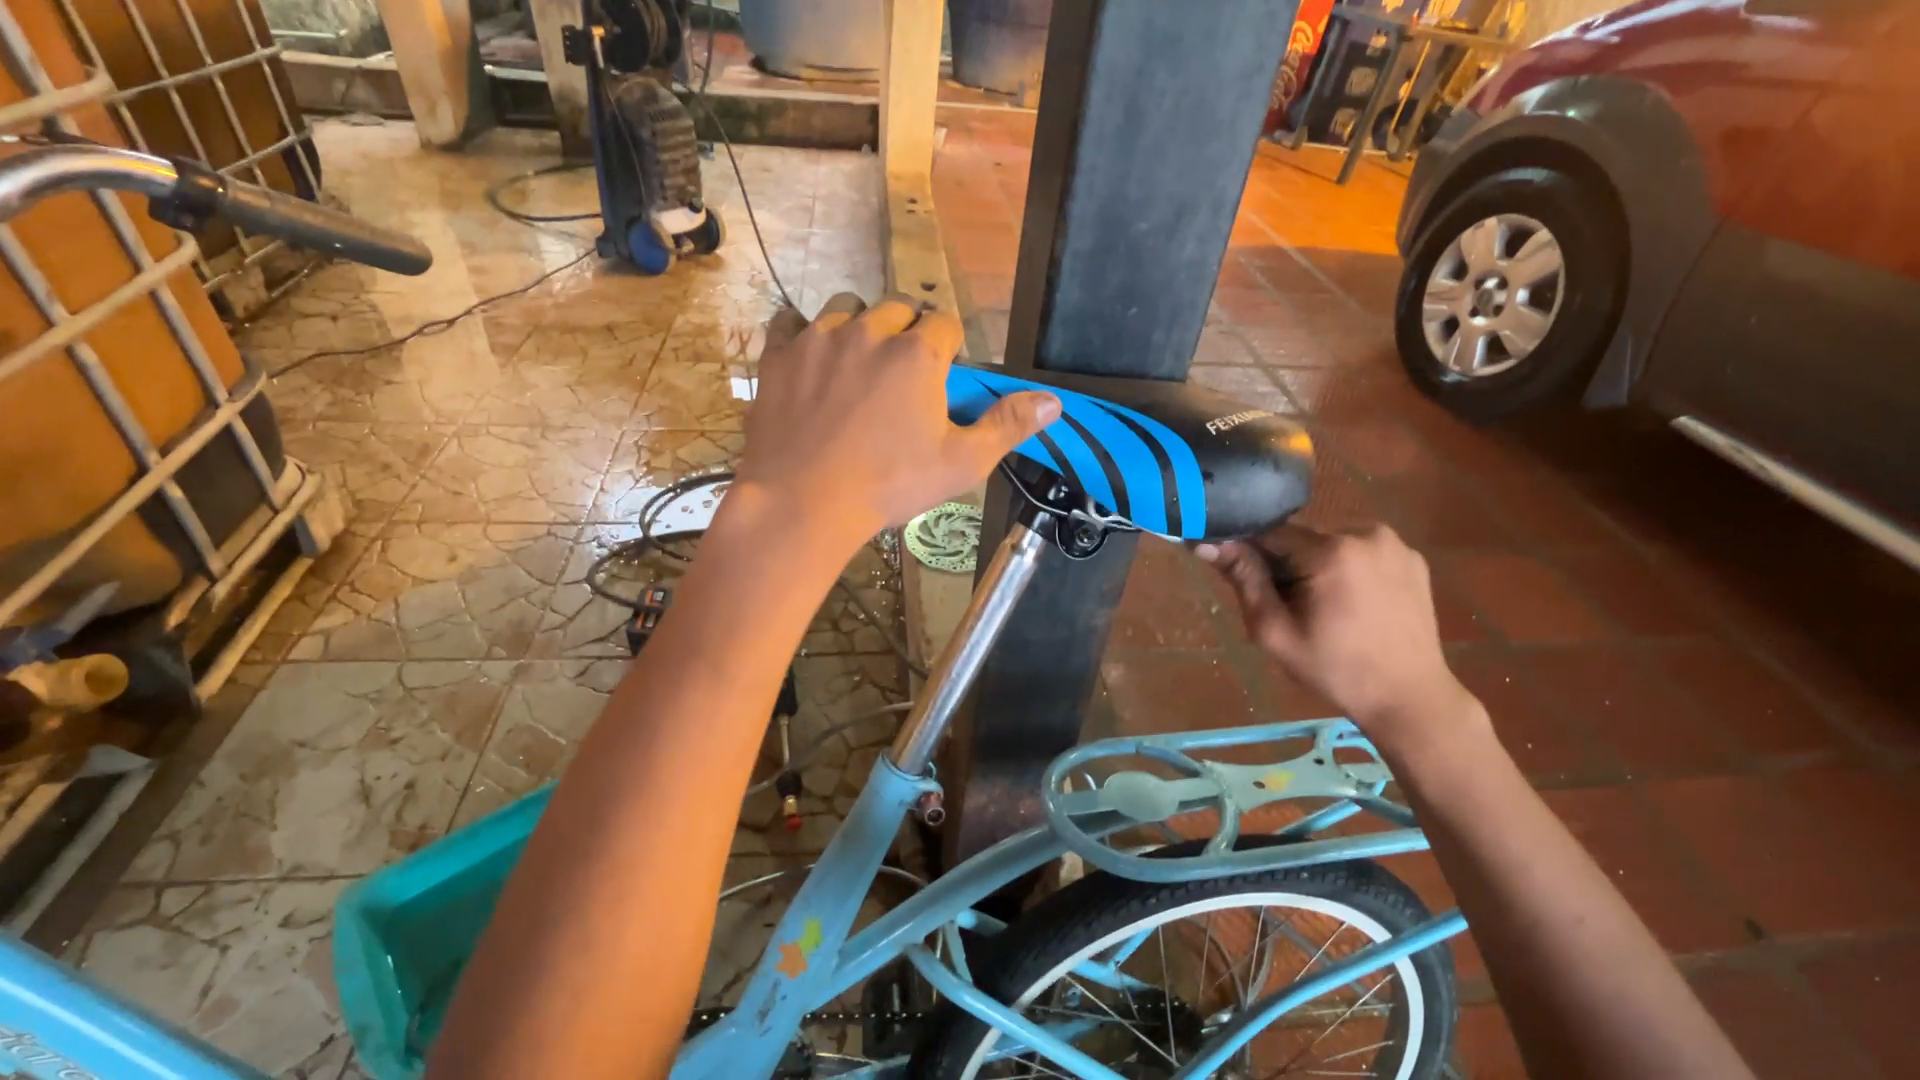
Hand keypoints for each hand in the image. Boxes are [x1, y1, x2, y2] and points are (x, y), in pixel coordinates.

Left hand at [738, 294, 1059, 541]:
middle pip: (898, 307)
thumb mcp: (960, 463)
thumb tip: (1054, 401)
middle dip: (908, 330)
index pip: (945, 323)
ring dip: (860, 325)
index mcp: (917, 353)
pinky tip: (809, 358)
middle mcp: (869, 331)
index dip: (949, 347)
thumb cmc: (889, 485)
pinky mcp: (779, 355)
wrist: (802, 502)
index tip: (942, 376)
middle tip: (903, 373)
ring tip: (859, 362)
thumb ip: (1007, 425)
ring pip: (846, 307)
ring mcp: (818, 339)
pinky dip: (803, 333)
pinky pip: (790, 322)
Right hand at [1197, 525, 1482, 748]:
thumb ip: (1243, 580)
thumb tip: (1206, 543)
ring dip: (1319, 565)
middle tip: (1290, 607)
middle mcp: (1366, 533)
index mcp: (1331, 550)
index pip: (1270, 532)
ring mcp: (1395, 544)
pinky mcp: (1413, 557)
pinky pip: (1363, 552)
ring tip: (1326, 608)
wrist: (1408, 697)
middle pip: (1304, 537)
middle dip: (1289, 563)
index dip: (1251, 553)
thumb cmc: (1334, 670)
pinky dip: (1350, 569)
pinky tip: (1354, 605)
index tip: (1244, 579)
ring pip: (1333, 542)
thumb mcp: (1274, 631)